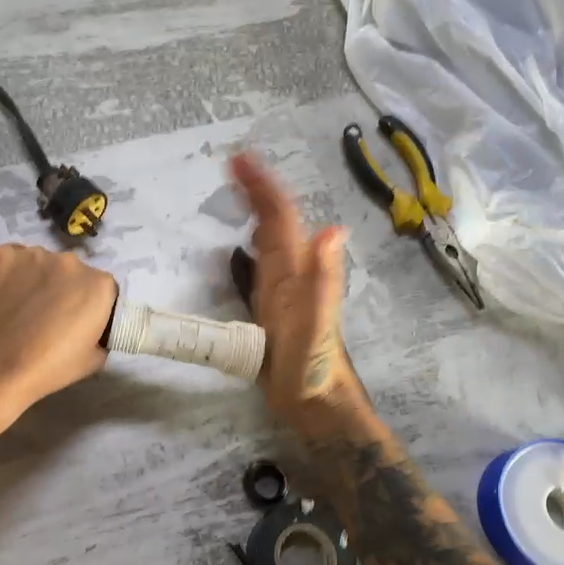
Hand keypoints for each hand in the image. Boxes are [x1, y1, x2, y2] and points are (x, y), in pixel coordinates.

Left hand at [0, 244, 117, 412]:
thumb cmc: (48, 368)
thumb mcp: (94, 360)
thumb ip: (101, 333)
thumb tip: (92, 325)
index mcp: (99, 285)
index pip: (101, 289)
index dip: (88, 305)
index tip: (75, 320)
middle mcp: (71, 261)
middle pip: (71, 272)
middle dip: (63, 287)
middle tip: (46, 314)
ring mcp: (34, 255)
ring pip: (40, 263)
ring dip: (36, 278)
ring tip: (20, 306)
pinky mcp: (2, 254)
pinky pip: (12, 259)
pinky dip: (9, 273)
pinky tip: (1, 295)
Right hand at [231, 153, 370, 436]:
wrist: (319, 404)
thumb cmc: (315, 368)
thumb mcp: (317, 325)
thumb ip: (323, 281)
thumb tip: (332, 230)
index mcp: (296, 270)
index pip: (281, 217)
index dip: (262, 187)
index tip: (239, 160)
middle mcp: (290, 272)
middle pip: (275, 221)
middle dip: (256, 189)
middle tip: (232, 164)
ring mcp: (281, 290)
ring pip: (267, 240)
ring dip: (253, 211)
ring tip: (234, 190)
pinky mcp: (270, 310)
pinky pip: (257, 268)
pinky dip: (247, 248)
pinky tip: (236, 249)